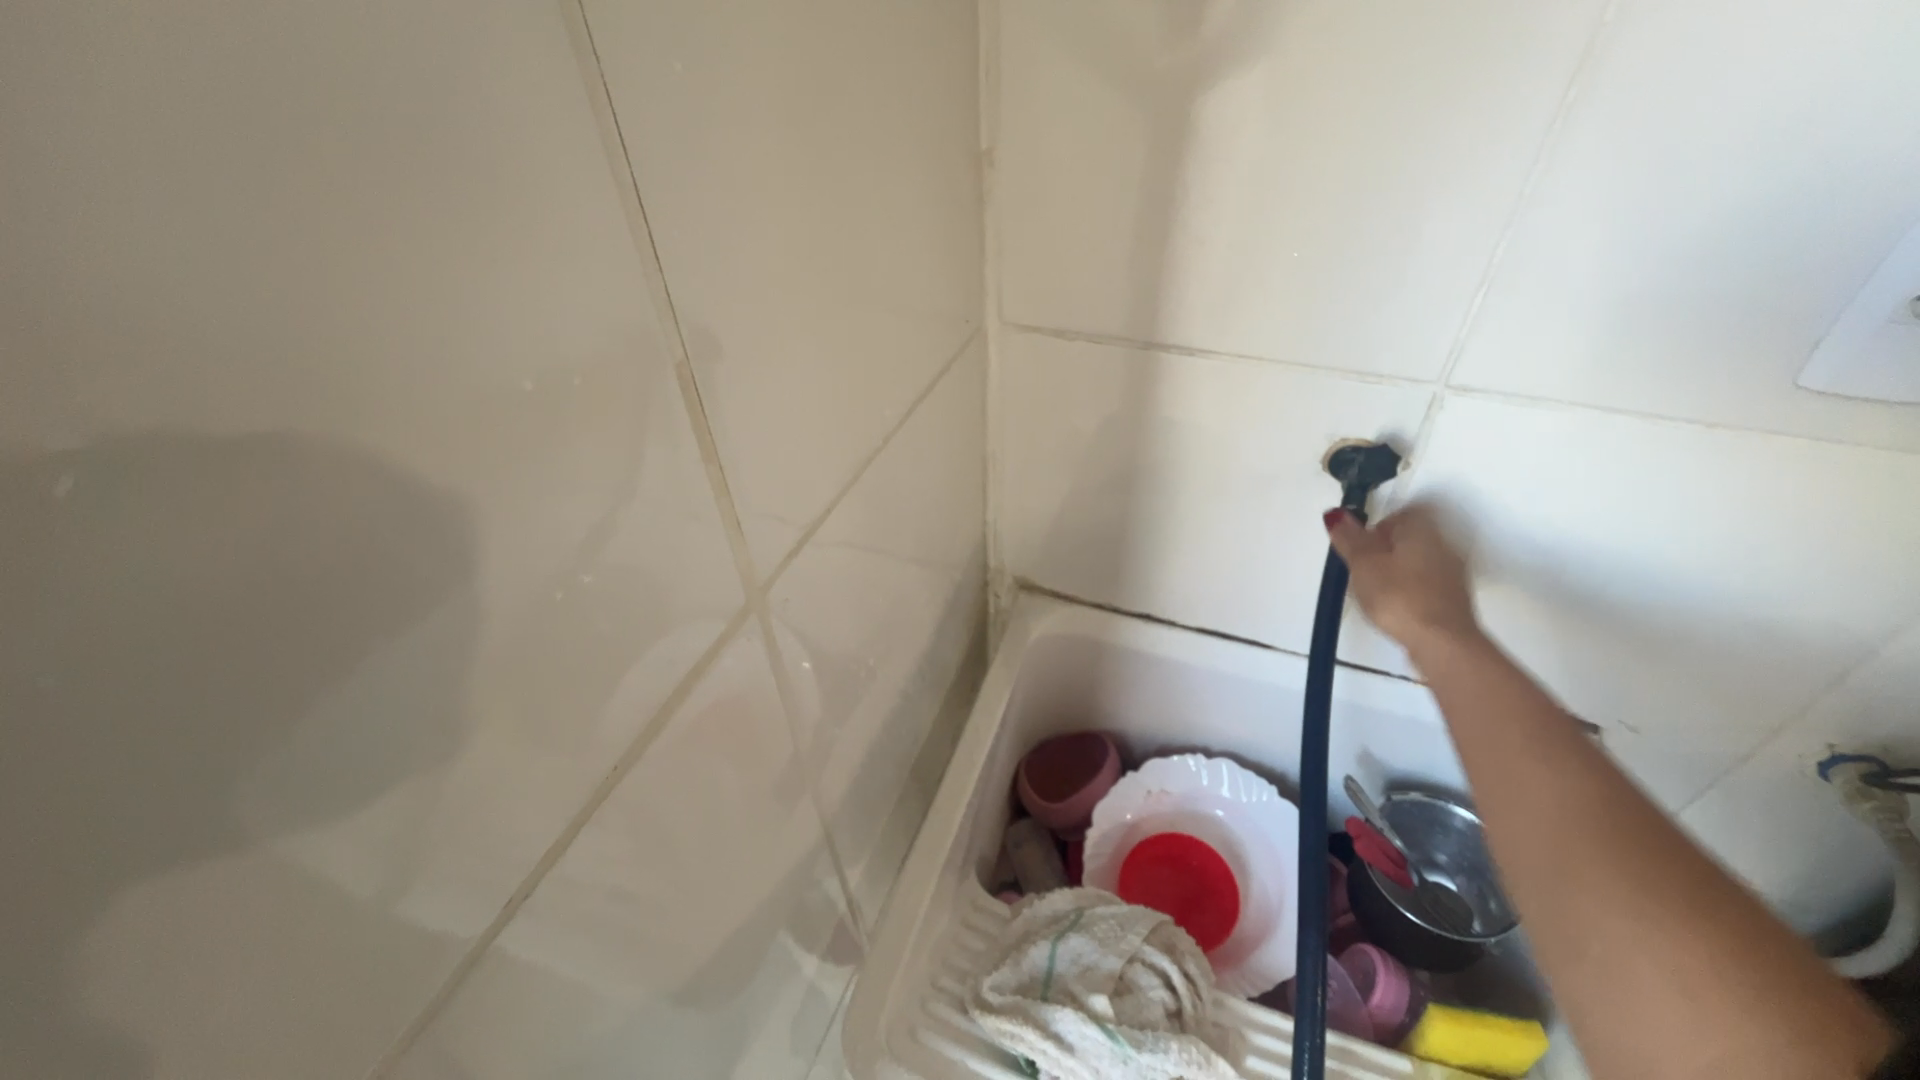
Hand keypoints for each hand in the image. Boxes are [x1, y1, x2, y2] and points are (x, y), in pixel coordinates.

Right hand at [1324, 502, 1480, 652]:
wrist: (1441, 642)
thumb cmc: (1397, 597)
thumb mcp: (1362, 564)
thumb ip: (1349, 538)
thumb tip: (1335, 514)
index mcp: (1422, 529)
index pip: (1401, 513)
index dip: (1376, 527)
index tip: (1360, 548)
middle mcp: (1444, 544)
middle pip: (1411, 538)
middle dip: (1386, 550)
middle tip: (1364, 570)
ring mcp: (1453, 574)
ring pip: (1419, 562)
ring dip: (1398, 572)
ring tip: (1376, 593)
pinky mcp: (1455, 601)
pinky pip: (1427, 585)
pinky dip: (1411, 591)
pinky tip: (1397, 609)